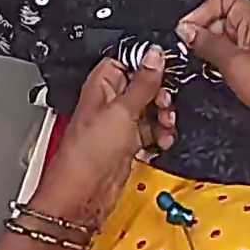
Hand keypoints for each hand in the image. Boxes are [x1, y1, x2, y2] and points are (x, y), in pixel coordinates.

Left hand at [33, 49, 174, 227]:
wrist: (84, 194)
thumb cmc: (87, 153)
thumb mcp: (123, 111)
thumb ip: (142, 83)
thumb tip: (154, 54)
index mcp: (102, 84)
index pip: (127, 59)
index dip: (146, 62)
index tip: (164, 68)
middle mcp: (110, 101)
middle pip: (144, 84)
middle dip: (160, 92)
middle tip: (164, 102)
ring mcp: (120, 122)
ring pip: (151, 108)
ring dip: (163, 115)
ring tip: (165, 124)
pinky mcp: (129, 142)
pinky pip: (152, 130)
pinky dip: (161, 134)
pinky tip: (162, 140)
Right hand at [176, 0, 249, 168]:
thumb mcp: (235, 62)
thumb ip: (207, 43)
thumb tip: (186, 29)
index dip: (201, 10)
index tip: (188, 31)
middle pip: (219, 16)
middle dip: (202, 31)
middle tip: (194, 49)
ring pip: (222, 38)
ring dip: (209, 49)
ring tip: (208, 64)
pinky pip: (228, 57)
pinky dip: (218, 63)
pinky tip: (217, 74)